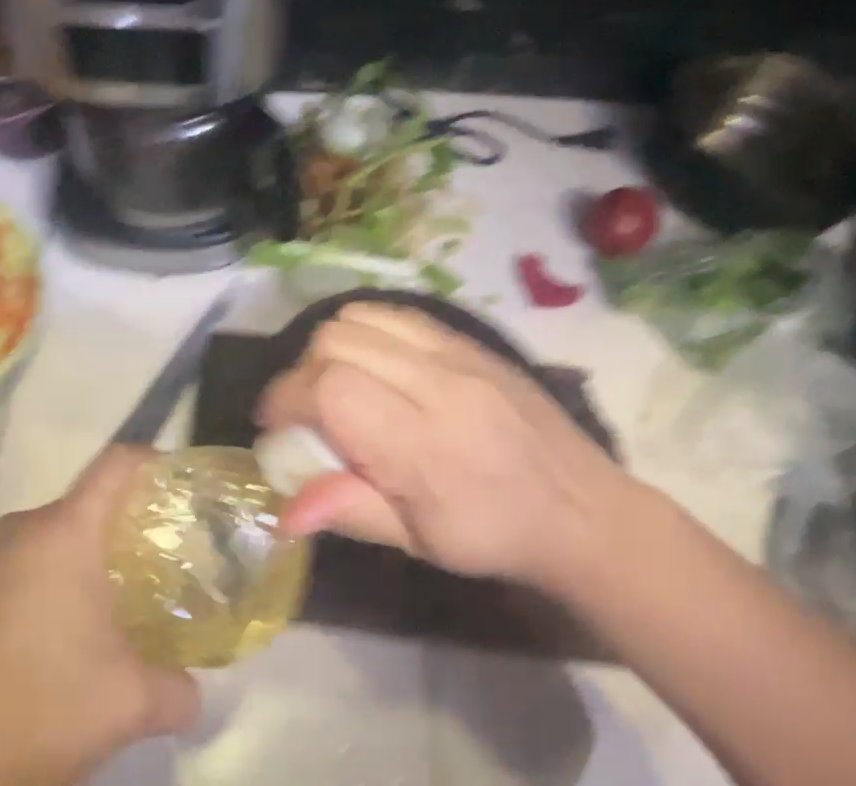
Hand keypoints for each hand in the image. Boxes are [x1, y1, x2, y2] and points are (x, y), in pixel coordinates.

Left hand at [0, 446, 199, 785]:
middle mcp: (18, 533)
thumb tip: (195, 693)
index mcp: (63, 535)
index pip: (114, 466)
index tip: (178, 482)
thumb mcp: (131, 703)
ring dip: (80, 562)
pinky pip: (16, 570)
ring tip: (112, 605)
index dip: (151, 461)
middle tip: (157, 562)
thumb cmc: (44, 709)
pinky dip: (45, 586)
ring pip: (46, 541)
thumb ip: (179, 689)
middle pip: (81, 506)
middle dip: (121, 527)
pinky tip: (58, 639)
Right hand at [257, 303, 656, 593]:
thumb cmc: (495, 536)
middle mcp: (439, 384)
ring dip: (331, 346)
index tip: (272, 427)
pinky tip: (374, 368)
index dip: (287, 400)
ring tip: (335, 386)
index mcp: (424, 444)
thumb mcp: (419, 540)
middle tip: (303, 413)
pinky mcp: (471, 341)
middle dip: (302, 373)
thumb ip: (349, 511)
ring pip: (363, 315)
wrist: (583, 509)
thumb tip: (282, 509)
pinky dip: (367, 333)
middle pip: (338, 341)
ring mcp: (459, 353)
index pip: (331, 390)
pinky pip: (399, 314)